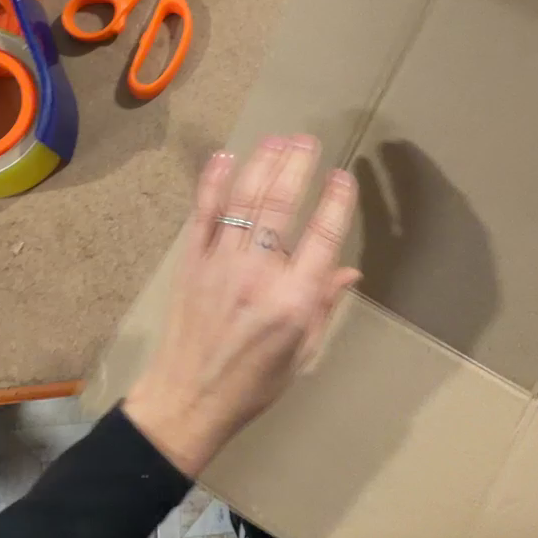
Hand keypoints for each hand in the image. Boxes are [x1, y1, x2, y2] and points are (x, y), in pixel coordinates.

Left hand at [123, 136, 360, 476]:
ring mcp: (220, 264)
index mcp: (294, 300)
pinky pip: (203, 214)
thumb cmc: (254, 383)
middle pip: (281, 206)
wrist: (187, 399)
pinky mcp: (191, 262)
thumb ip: (324, 306)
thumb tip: (349, 270)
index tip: (344, 175)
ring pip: (245, 201)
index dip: (337, 200)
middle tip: (308, 140)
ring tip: (278, 139)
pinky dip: (213, 182)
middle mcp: (259, 274)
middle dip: (297, 166)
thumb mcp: (302, 353)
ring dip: (262, 164)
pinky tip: (225, 156)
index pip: (323, 236)